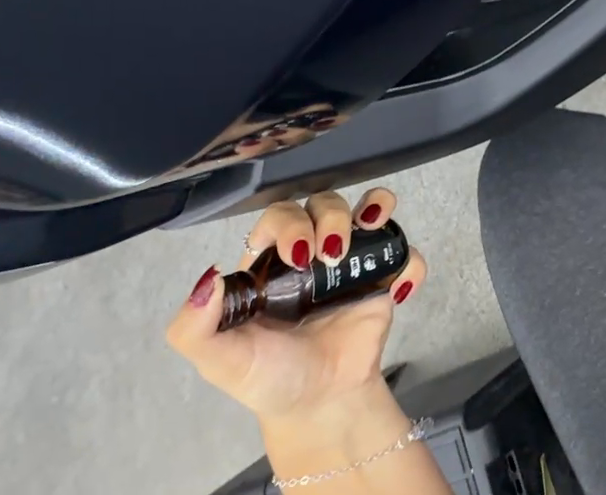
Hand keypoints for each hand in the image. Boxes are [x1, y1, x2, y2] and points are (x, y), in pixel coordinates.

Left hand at [166, 187, 429, 424]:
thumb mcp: (219, 359)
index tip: (298, 256)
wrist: (319, 403)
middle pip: (326, 203)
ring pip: (372, 207)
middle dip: (332, 216)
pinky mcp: (385, 278)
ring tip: (373, 228)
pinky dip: (411, 262)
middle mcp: (314, 251)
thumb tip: (207, 279)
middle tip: (332, 253)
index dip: (291, 223)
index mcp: (272, 261)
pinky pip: (407, 253)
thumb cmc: (267, 376)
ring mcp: (354, 261)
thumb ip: (194, 327)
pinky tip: (397, 291)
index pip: (280, 216)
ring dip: (376, 207)